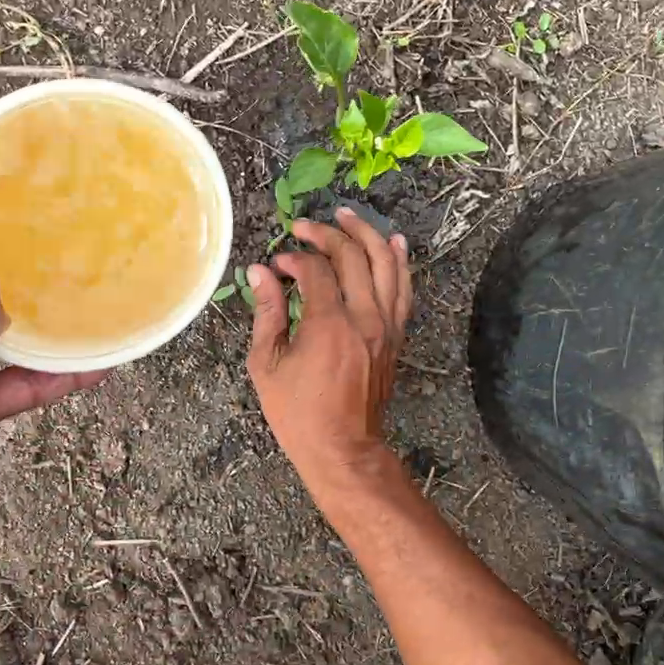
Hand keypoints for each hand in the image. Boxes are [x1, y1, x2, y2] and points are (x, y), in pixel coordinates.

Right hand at [247, 208, 410, 480]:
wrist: (343, 448)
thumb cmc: (298, 412)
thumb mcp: (267, 364)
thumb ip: (267, 312)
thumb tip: (259, 271)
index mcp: (329, 324)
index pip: (316, 270)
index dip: (294, 259)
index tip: (277, 265)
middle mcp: (364, 317)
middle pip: (353, 256)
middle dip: (327, 234)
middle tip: (305, 226)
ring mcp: (386, 325)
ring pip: (386, 265)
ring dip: (368, 235)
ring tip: (348, 216)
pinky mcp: (396, 335)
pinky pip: (404, 290)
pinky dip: (399, 263)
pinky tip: (394, 243)